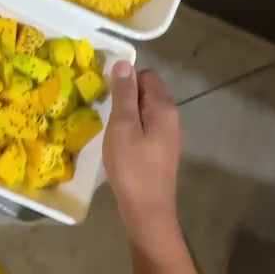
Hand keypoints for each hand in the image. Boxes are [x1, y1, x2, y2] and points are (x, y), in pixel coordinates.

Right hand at [103, 61, 185, 253]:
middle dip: (126, 95)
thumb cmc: (132, 166)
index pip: (147, 76)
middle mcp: (171, 118)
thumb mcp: (123, 125)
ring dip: (126, 113)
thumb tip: (124, 63)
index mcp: (164, 108)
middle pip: (148, 92)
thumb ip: (124, 94)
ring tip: (108, 125)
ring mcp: (168, 136)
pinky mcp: (161, 151)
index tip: (105, 90)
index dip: (126, 78)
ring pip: (145, 111)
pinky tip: (117, 141)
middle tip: (103, 107)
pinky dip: (131, 128)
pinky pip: (146, 127)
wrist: (147, 210)